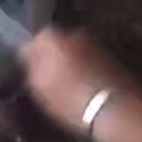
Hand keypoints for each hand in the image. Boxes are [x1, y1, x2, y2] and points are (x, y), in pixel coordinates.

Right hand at [21, 28, 141, 135]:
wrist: (114, 108)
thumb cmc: (67, 96)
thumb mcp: (37, 86)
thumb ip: (30, 65)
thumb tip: (27, 53)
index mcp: (51, 36)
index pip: (34, 40)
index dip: (31, 56)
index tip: (30, 72)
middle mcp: (74, 33)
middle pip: (57, 43)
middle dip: (52, 57)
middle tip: (48, 79)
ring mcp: (96, 43)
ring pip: (75, 51)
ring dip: (70, 63)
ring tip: (67, 86)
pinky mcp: (113, 58)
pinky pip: (90, 61)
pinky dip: (85, 70)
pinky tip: (83, 87)